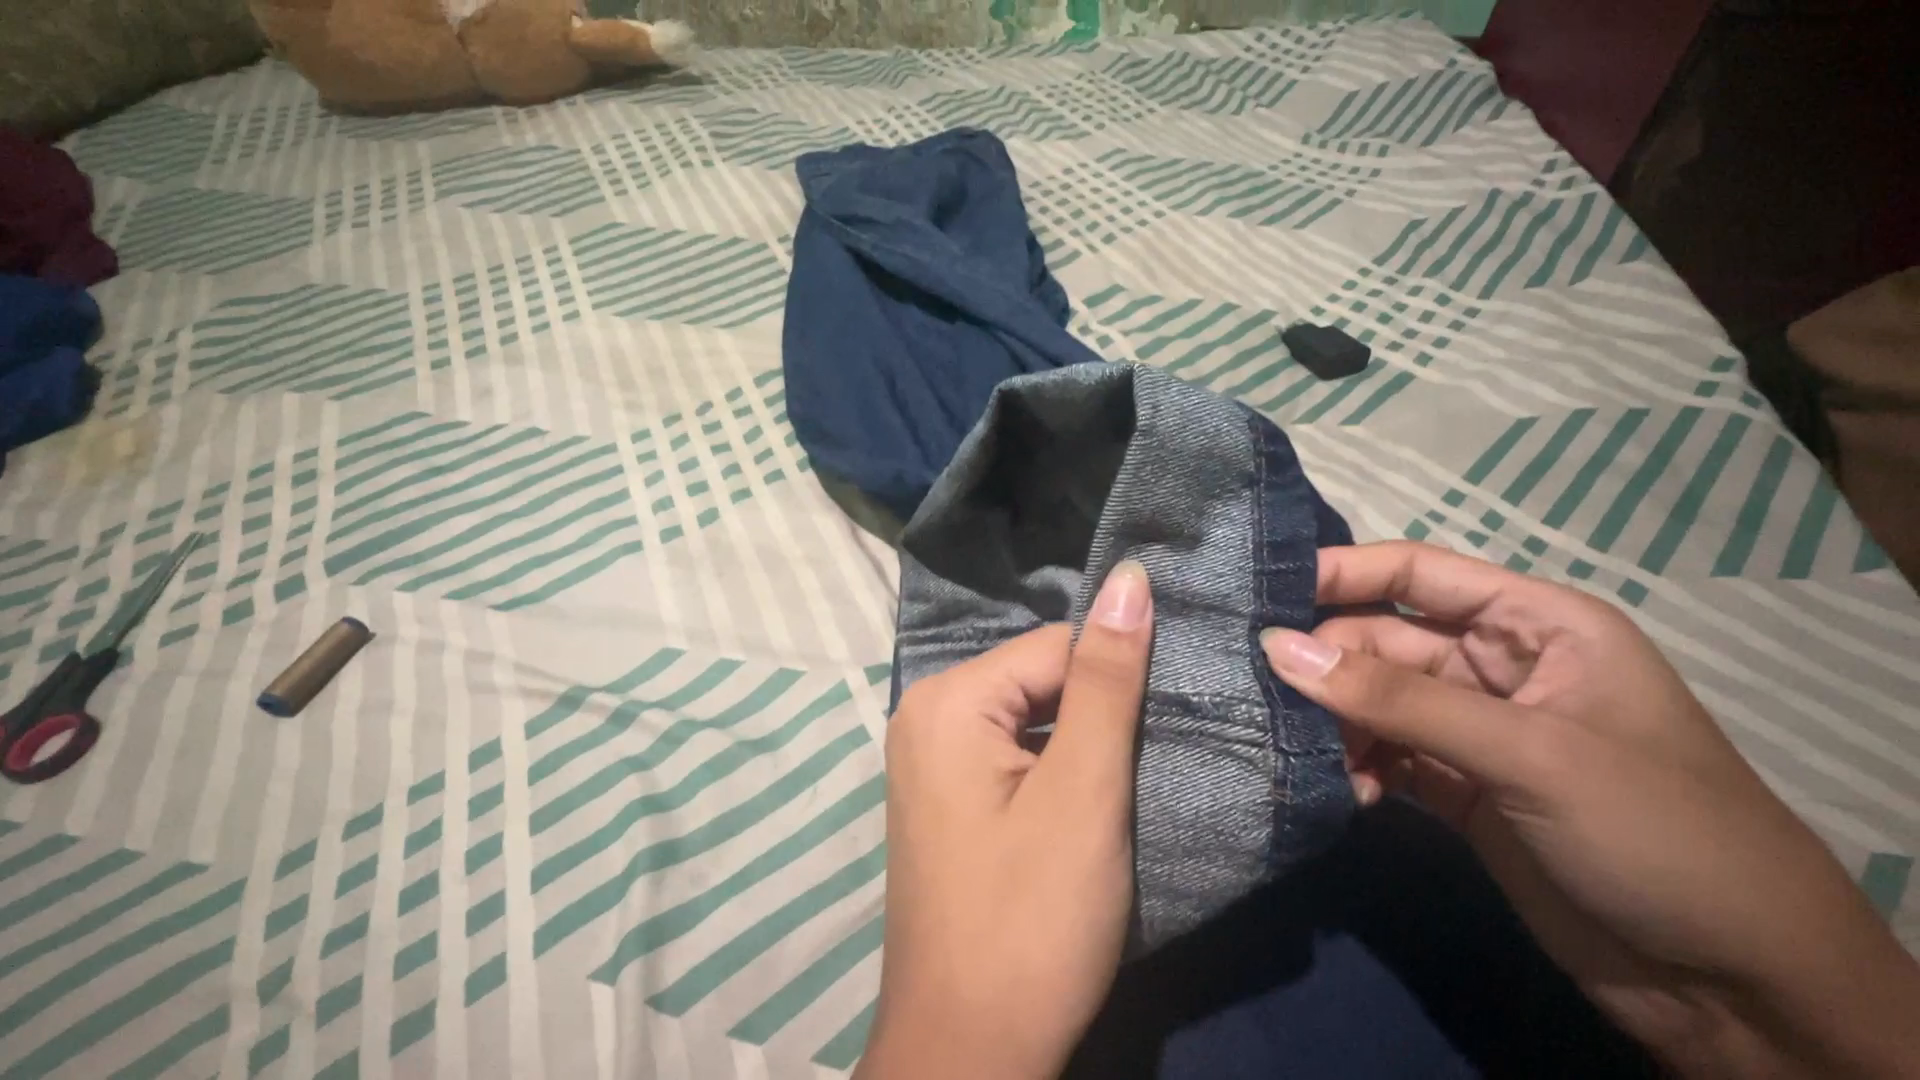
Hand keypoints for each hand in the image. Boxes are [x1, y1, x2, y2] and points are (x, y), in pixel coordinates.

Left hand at [856, 562, 1152, 1079]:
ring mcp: (930, 761)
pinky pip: (1013, 758)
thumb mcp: (1082, 791)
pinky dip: (1057, 775)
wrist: (970, 1048)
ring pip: (1033, 721)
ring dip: (1085, 748)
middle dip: (1101, 715)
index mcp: (947, 699)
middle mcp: (925, 715)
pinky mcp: (947, 801)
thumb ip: (1106, 681)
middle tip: (1156, 763)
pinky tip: (1090, 810)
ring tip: (1133, 787)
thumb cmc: (1032, 918)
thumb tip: (1130, 576)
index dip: (1120, 680)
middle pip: (1041, 680)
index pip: (1057, 647)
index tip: (1172, 723)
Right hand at [1262, 541, 1919, 1078]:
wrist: (1736, 987)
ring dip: (1336, 723)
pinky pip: (1386, 756)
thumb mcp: (1527, 752)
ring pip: (1376, 701)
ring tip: (1305, 755)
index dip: (1342, 573)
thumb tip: (1277, 647)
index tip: (1258, 592)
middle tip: (1266, 696)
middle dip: (1330, 666)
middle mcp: (1500, 666)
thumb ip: (1396, 699)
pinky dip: (1358, 768)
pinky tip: (1349, 794)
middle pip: (1384, 640)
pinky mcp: (1460, 789)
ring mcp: (1477, 731)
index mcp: (1537, 624)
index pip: (1420, 571)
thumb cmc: (1656, 833)